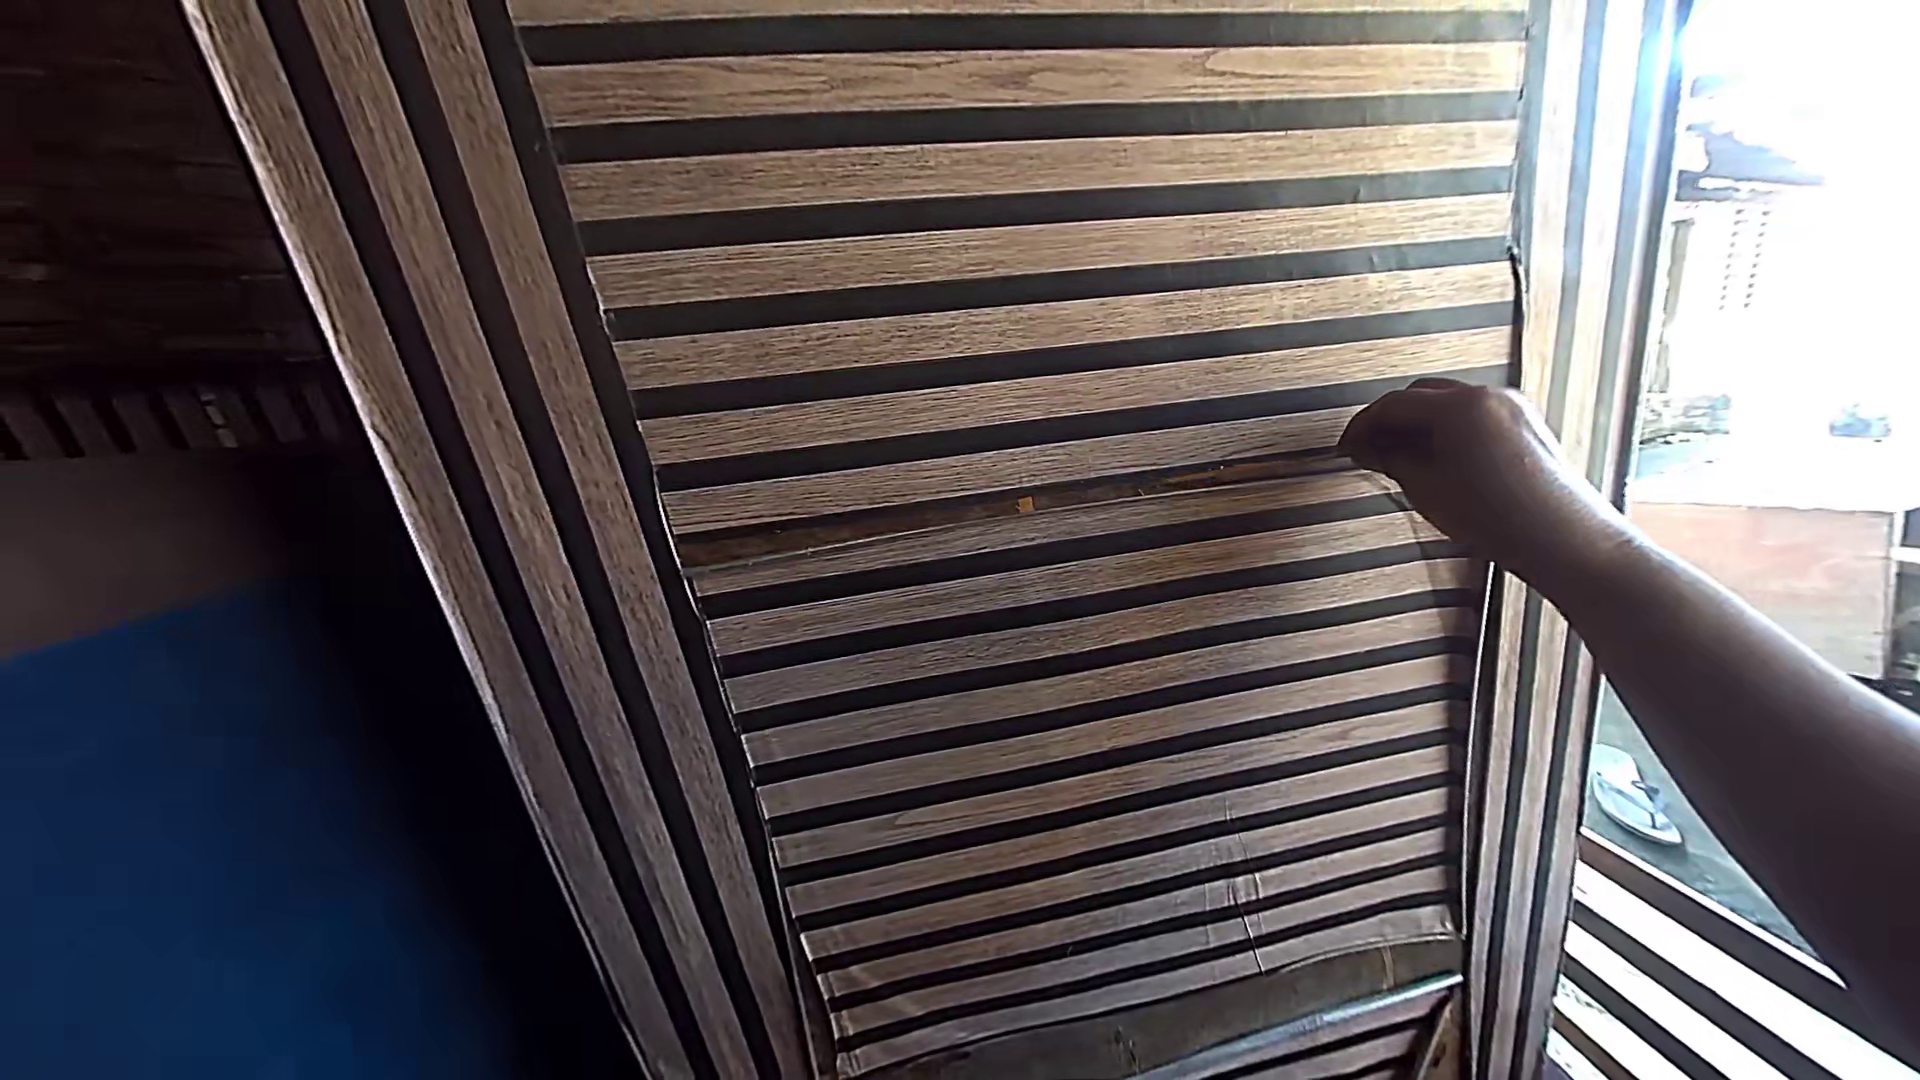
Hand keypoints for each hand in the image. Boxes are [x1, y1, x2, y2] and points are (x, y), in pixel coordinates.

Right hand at [1336, 378, 1633, 582]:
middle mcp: (1487, 397)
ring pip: (1443, 402)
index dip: (1360, 426)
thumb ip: (1391, 458)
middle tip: (1364, 447)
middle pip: (1417, 395)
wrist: (1558, 537)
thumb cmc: (1497, 515)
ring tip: (1393, 454)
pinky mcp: (1522, 424)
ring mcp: (1509, 408)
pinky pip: (1468, 413)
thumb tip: (1372, 449)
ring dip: (1413, 423)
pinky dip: (1441, 427)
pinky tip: (1428, 455)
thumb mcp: (1423, 487)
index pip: (1392, 404)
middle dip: (1386, 420)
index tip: (1346, 445)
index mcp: (1459, 407)